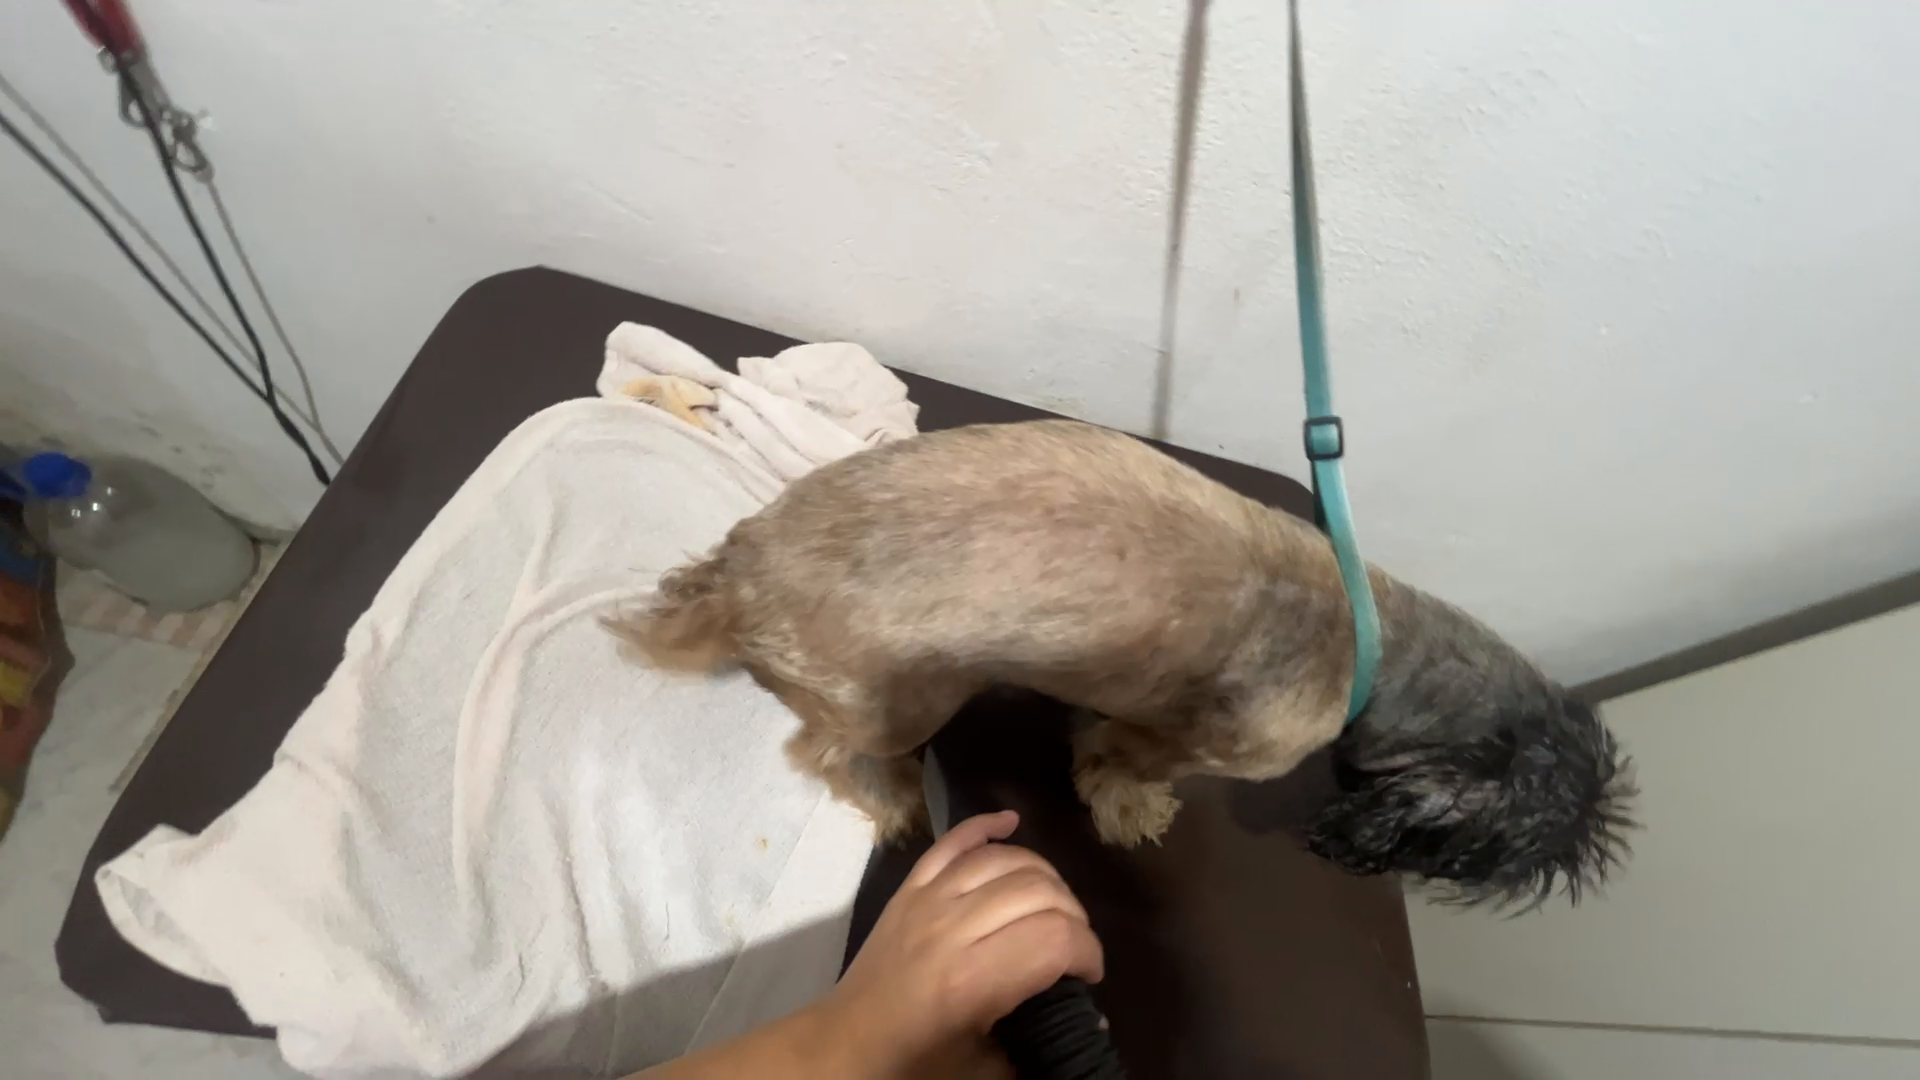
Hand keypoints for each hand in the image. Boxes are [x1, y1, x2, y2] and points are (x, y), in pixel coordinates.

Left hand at [820, 811, 1104, 1076]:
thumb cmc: (915, 1068)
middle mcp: (952, 926)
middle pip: (1037, 890)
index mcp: (972, 981)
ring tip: (1054, 906)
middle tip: (1075, 946)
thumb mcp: (984, 1073)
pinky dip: (984, 825)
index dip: (1087, 951)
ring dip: (1042, 875)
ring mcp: (929, 897)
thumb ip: (1040, 1043)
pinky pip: (953, 842)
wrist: (844, 1047)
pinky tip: (1012, 822)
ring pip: (1003, 859)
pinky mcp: (911, 885)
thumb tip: (1088, 1019)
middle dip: (1073, 915)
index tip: (1090, 974)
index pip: (1054, 937)